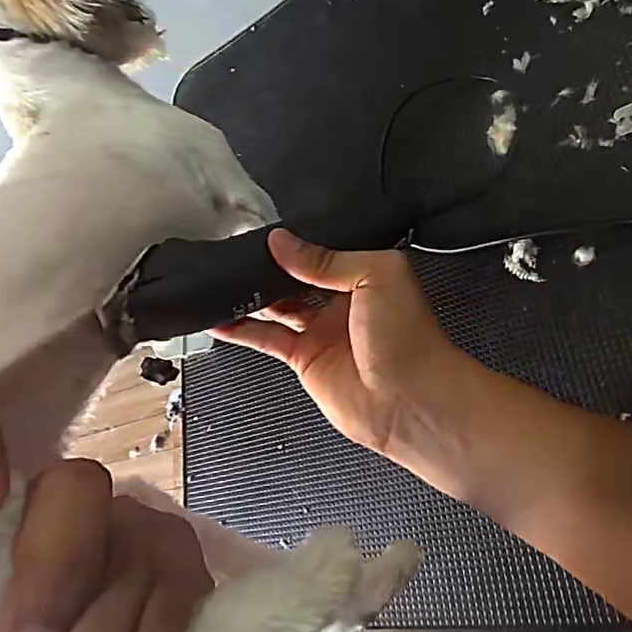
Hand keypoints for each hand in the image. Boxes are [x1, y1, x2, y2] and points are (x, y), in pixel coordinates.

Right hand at [207, 229, 465, 455]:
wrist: (409, 398)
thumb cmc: (411, 338)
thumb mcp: (378, 275)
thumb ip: (329, 259)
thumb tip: (286, 244)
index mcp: (369, 276)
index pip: (326, 251)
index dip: (299, 243)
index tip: (269, 233)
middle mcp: (346, 302)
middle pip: (299, 277)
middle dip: (271, 266)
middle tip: (239, 252)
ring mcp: (325, 331)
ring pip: (278, 305)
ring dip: (251, 294)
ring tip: (220, 279)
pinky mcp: (307, 359)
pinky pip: (267, 339)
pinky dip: (241, 330)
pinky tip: (219, 318)